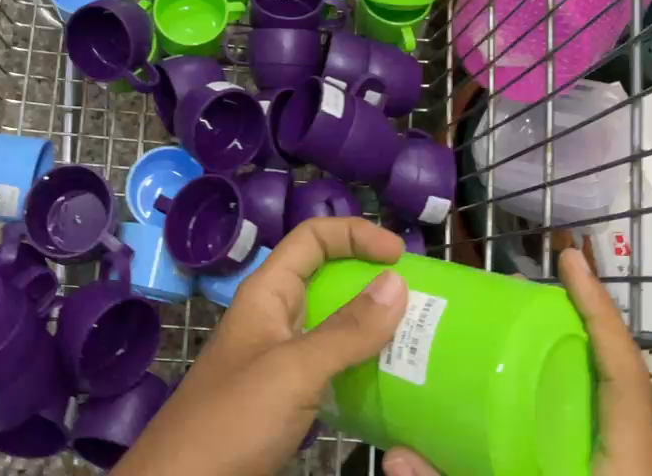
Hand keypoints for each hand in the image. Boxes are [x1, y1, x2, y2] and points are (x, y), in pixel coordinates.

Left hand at [113, 217, 407, 475]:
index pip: (312, 238)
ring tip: (416, 340)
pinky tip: (389, 382)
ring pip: (332, 325)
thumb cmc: (233, 417)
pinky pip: (331, 366)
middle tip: (418, 300)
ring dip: (371, 327)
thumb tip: (397, 281)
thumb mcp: (293, 371)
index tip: (399, 255)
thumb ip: (345, 330)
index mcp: (268, 292)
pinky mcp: (285, 396)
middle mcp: (274, 315)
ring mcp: (278, 357)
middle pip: (326, 278)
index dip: (354, 234)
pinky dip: (360, 366)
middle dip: (371, 282)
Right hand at [380, 248, 651, 475]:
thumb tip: (390, 451)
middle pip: (618, 382)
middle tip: (531, 293)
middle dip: (583, 329)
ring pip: (607, 412)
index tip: (571, 261)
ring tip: (525, 333)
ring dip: (575, 367)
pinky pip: (592, 439)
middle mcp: (635, 468)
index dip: (601, 312)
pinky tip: (525, 404)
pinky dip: (566, 407)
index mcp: (628, 468)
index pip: (624, 373)